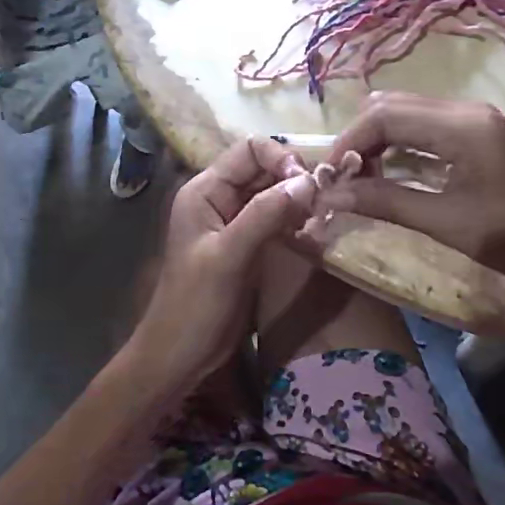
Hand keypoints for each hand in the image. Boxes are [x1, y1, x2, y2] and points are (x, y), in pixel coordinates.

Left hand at [127, 138, 318, 385]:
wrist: (180, 355)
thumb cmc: (196, 304)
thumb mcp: (229, 256)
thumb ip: (265, 214)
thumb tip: (307, 181)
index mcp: (205, 190)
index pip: (250, 150)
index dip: (281, 157)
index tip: (307, 183)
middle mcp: (220, 197)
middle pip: (265, 167)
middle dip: (295, 177)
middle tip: (325, 199)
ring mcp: (235, 220)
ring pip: (275, 192)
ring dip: (300, 197)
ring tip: (323, 213)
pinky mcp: (250, 242)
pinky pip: (278, 217)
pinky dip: (297, 218)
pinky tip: (315, 228)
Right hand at [319, 92, 504, 259]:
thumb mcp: (448, 225)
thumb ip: (387, 203)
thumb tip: (332, 195)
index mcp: (461, 127)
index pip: (384, 116)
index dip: (347, 143)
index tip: (327, 179)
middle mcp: (465, 110)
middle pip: (391, 106)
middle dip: (358, 138)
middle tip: (341, 180)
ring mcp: (474, 117)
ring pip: (405, 111)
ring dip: (376, 140)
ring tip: (360, 178)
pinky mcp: (477, 130)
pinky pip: (423, 124)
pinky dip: (398, 142)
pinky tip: (390, 172)